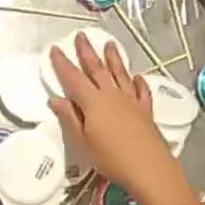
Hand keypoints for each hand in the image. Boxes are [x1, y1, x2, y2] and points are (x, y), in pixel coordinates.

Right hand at [48, 33, 185, 203]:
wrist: (149, 168)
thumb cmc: (110, 158)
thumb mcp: (82, 142)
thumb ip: (70, 118)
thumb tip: (56, 100)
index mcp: (93, 102)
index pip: (73, 78)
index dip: (63, 64)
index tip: (55, 49)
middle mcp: (112, 95)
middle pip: (97, 69)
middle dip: (87, 52)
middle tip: (81, 36)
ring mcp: (131, 101)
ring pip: (120, 74)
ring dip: (113, 59)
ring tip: (110, 44)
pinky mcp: (145, 111)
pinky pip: (141, 91)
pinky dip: (138, 82)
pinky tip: (137, 76)